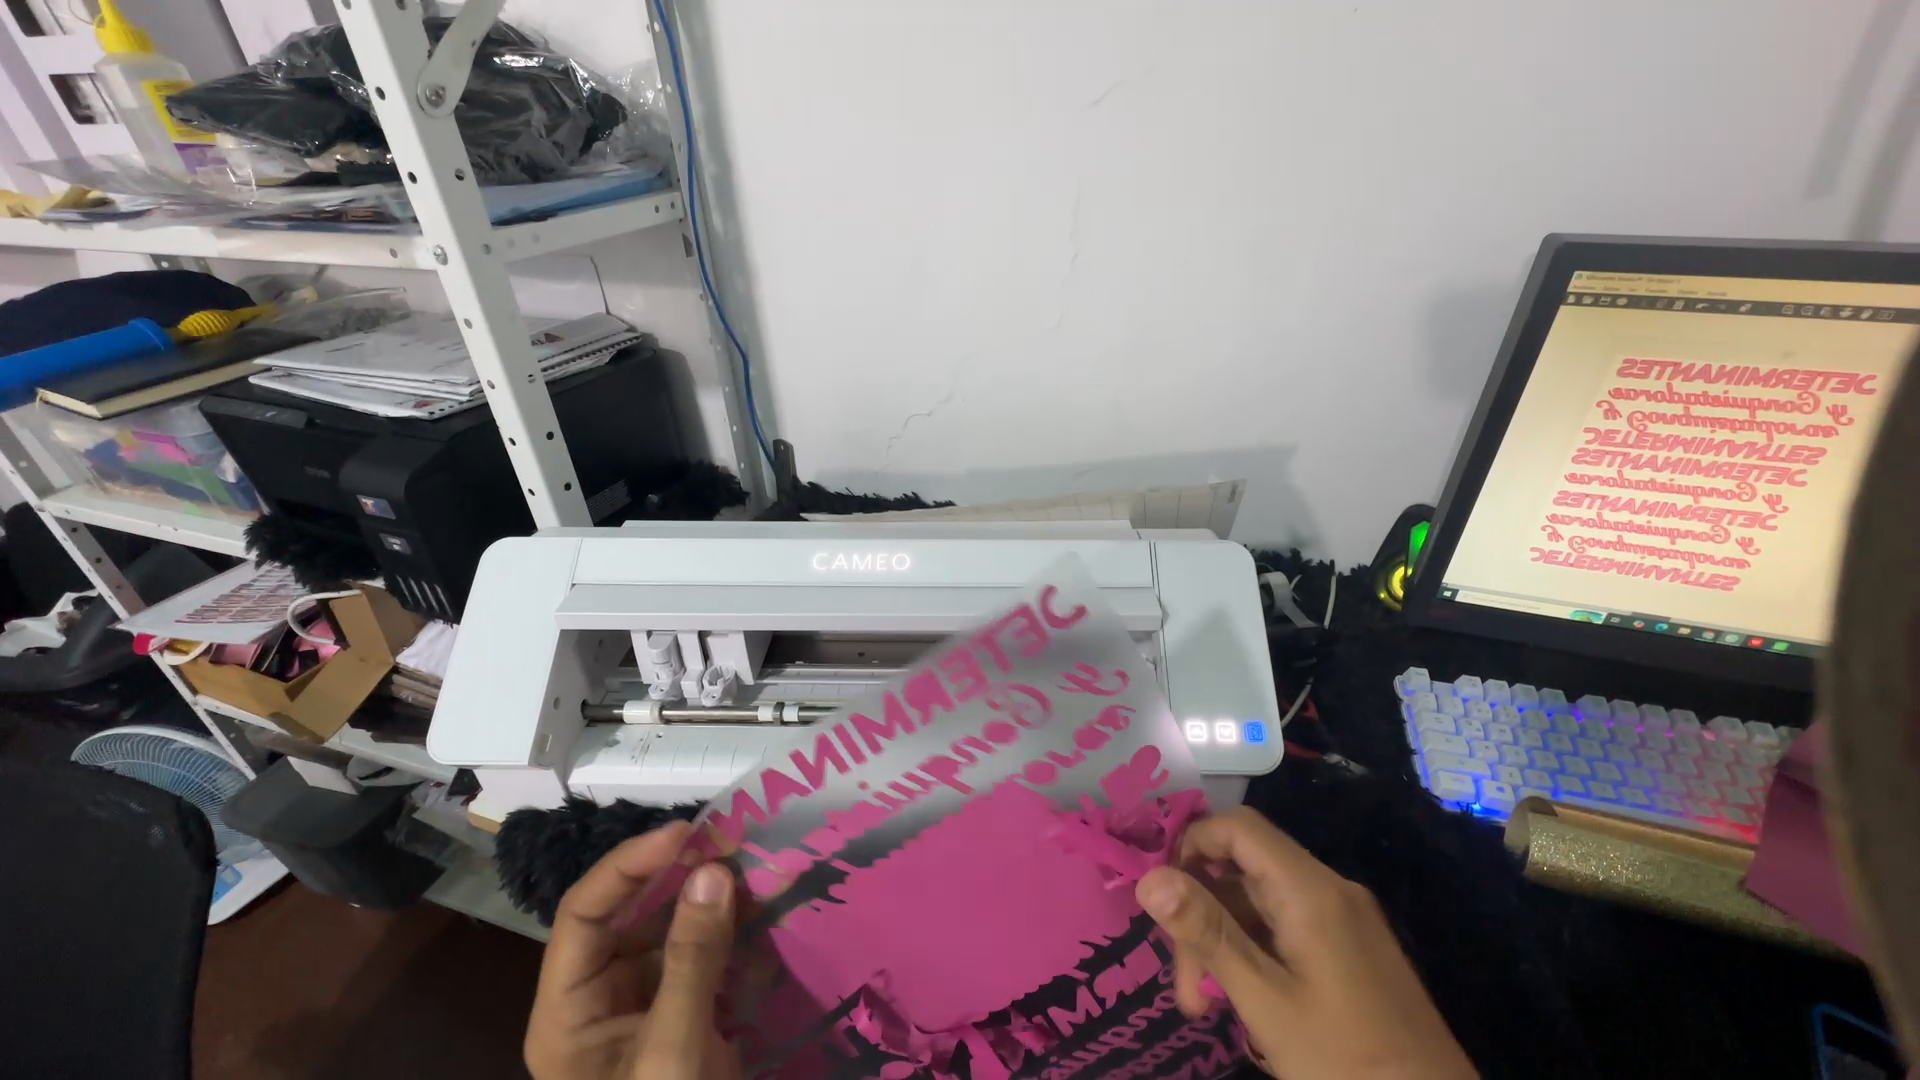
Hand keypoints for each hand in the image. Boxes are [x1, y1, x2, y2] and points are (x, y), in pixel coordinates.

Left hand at [525, 821, 741, 1079]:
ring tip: (762, 867)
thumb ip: (691, 960)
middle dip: (684, 877)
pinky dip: (738, 932)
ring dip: (718, 899)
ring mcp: (651, 1008)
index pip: (585, 914)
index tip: (686, 834)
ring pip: (679, 932)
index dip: (630, 867)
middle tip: (736, 843)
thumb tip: (712, 871)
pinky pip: (710, 959)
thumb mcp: (671, 1052)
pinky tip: (769, 909)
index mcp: (569, 1010)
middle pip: (635, 917)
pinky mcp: (691, 1019)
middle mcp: (604, 998)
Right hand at [1135, 807, 1475, 1079]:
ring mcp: (1343, 921)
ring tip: (1205, 1008)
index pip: (1238, 827)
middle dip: (1202, 917)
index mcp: (1311, 890)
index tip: (1161, 898)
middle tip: (1186, 988)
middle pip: (1243, 871)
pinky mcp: (1350, 951)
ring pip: (1259, 906)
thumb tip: (1147, 878)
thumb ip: (1206, 933)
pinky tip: (1242, 1006)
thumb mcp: (1265, 1001)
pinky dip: (1253, 957)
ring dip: (1223, 946)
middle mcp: (1329, 890)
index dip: (1191, 845)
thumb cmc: (1347, 1061)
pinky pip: (1285, 930)